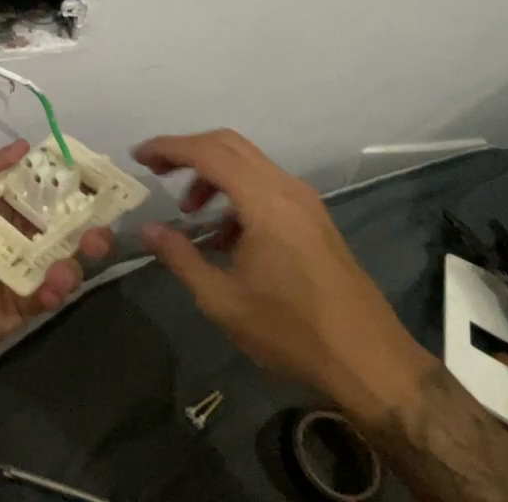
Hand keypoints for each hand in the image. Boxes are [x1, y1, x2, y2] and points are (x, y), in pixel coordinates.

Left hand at [0, 138, 114, 363]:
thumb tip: (23, 145)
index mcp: (12, 211)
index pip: (49, 196)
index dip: (73, 190)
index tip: (94, 184)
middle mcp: (28, 239)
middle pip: (69, 231)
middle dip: (91, 229)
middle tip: (99, 231)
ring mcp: (31, 272)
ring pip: (68, 263)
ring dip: (78, 261)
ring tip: (71, 264)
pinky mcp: (29, 303)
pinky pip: (51, 295)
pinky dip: (57, 290)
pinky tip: (52, 287)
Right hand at [135, 129, 429, 418]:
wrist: (370, 362)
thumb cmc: (292, 333)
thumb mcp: (223, 301)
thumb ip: (180, 258)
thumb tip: (148, 230)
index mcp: (265, 203)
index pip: (208, 153)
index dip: (168, 148)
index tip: (138, 156)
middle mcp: (288, 190)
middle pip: (229, 145)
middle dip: (187, 151)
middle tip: (155, 170)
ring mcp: (306, 203)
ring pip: (249, 163)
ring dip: (212, 174)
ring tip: (189, 212)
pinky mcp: (314, 219)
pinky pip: (267, 185)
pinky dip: (236, 192)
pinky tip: (225, 236)